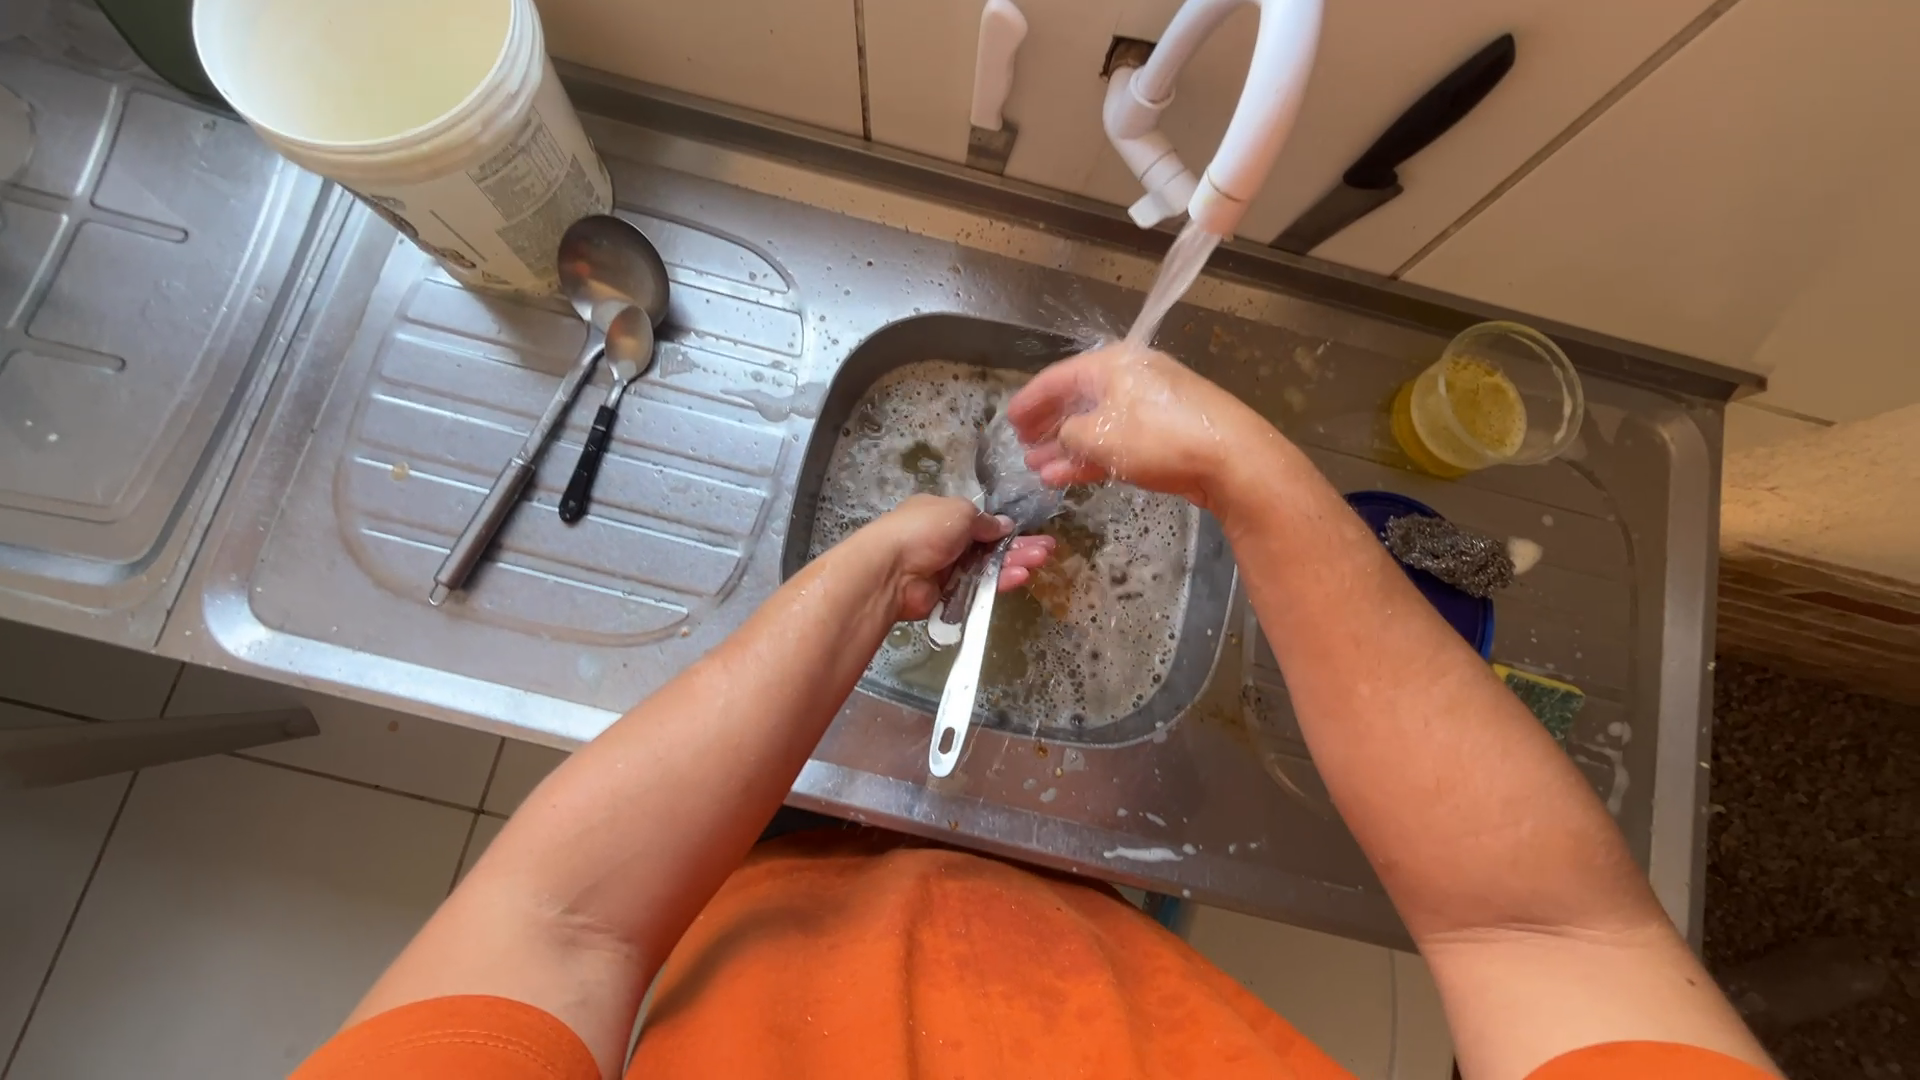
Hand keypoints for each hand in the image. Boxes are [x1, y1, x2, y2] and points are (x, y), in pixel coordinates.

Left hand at [855, 495, 1054, 621]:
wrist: (891, 570)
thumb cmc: (923, 529)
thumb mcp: (959, 512)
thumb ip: (985, 521)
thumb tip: (1004, 525)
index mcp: (943, 514)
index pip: (979, 521)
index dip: (1004, 527)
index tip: (1029, 530)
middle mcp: (945, 541)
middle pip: (988, 546)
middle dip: (1017, 546)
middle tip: (1046, 548)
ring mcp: (948, 569)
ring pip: (988, 567)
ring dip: (1014, 562)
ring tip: (1040, 560)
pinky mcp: (950, 595)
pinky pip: (979, 587)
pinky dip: (1000, 581)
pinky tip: (1021, 576)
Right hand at [1005, 343, 1274, 510]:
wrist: (1231, 460)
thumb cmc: (1159, 438)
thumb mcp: (1100, 435)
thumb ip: (1068, 434)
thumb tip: (1062, 437)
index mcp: (1112, 365)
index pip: (1057, 378)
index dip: (1030, 400)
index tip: (1008, 420)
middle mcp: (1129, 379)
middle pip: (1077, 400)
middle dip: (1047, 426)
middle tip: (1022, 444)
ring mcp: (1148, 409)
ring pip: (1095, 426)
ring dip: (1064, 448)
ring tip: (1037, 468)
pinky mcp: (1162, 437)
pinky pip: (1115, 443)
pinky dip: (1089, 458)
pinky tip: (1064, 477)